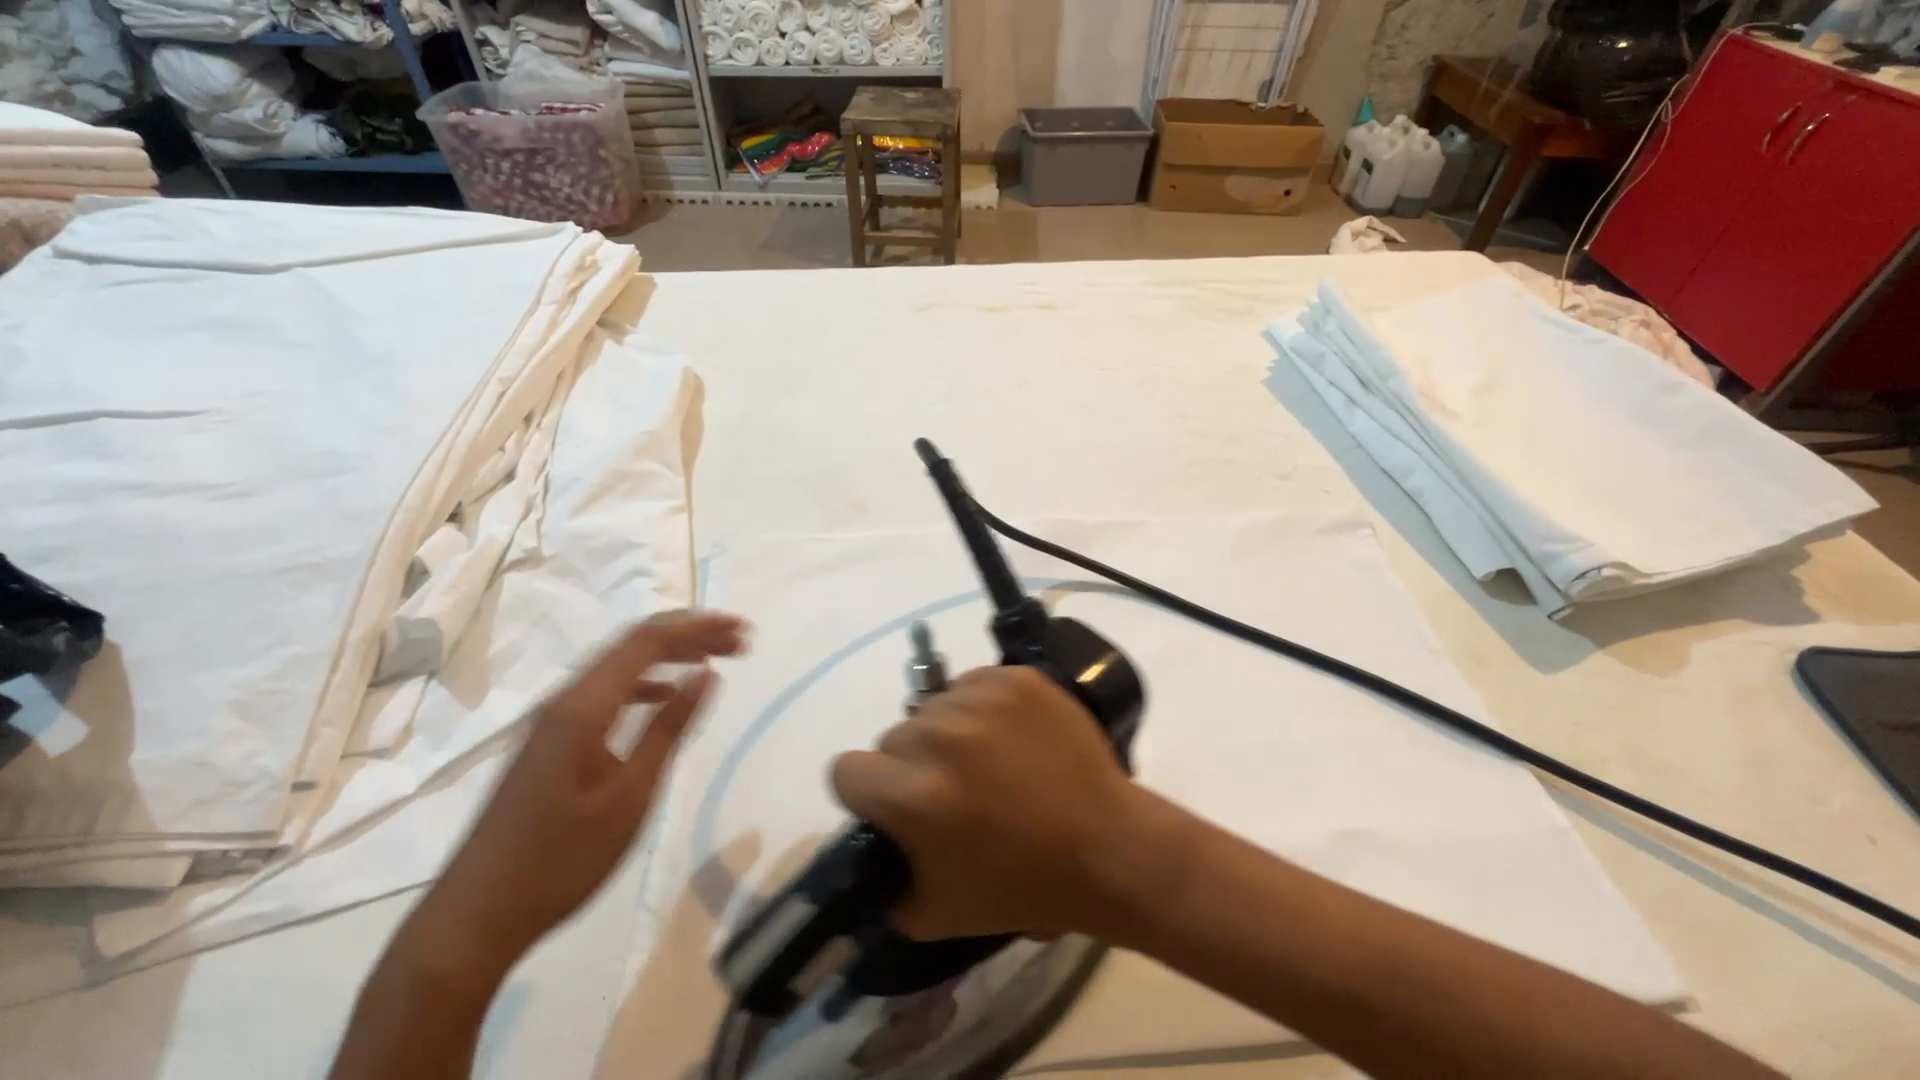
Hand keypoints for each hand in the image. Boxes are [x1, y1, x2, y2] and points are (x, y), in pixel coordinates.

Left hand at [425, 610, 747, 962]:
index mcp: (583, 707)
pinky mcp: (548, 743)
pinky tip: (662, 697)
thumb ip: (669, 729)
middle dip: (688, 636)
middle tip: (739, 643)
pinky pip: (603, 692)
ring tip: (713, 662)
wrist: (479, 912)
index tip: (743, 630)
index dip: (698, 628)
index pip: (646, 642)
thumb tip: (707, 675)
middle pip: (631, 645)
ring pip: (617, 667)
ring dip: (667, 658)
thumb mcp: (631, 795)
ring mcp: (551, 721)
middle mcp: (564, 700)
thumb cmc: (563, 858)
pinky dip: (642, 684)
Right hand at [830, 665, 1142, 940]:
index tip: (898, 809)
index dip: (869, 794)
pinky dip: (982, 708)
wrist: (1108, 848)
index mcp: (911, 795)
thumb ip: (882, 884)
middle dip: (911, 766)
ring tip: (988, 766)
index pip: (845, 770)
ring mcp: (980, 700)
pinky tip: (1011, 739)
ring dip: (947, 734)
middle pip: (892, 739)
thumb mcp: (932, 914)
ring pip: (932, 708)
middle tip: (954, 793)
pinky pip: (972, 685)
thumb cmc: (1021, 886)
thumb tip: (867, 849)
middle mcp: (938, 737)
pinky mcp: (1016, 678)